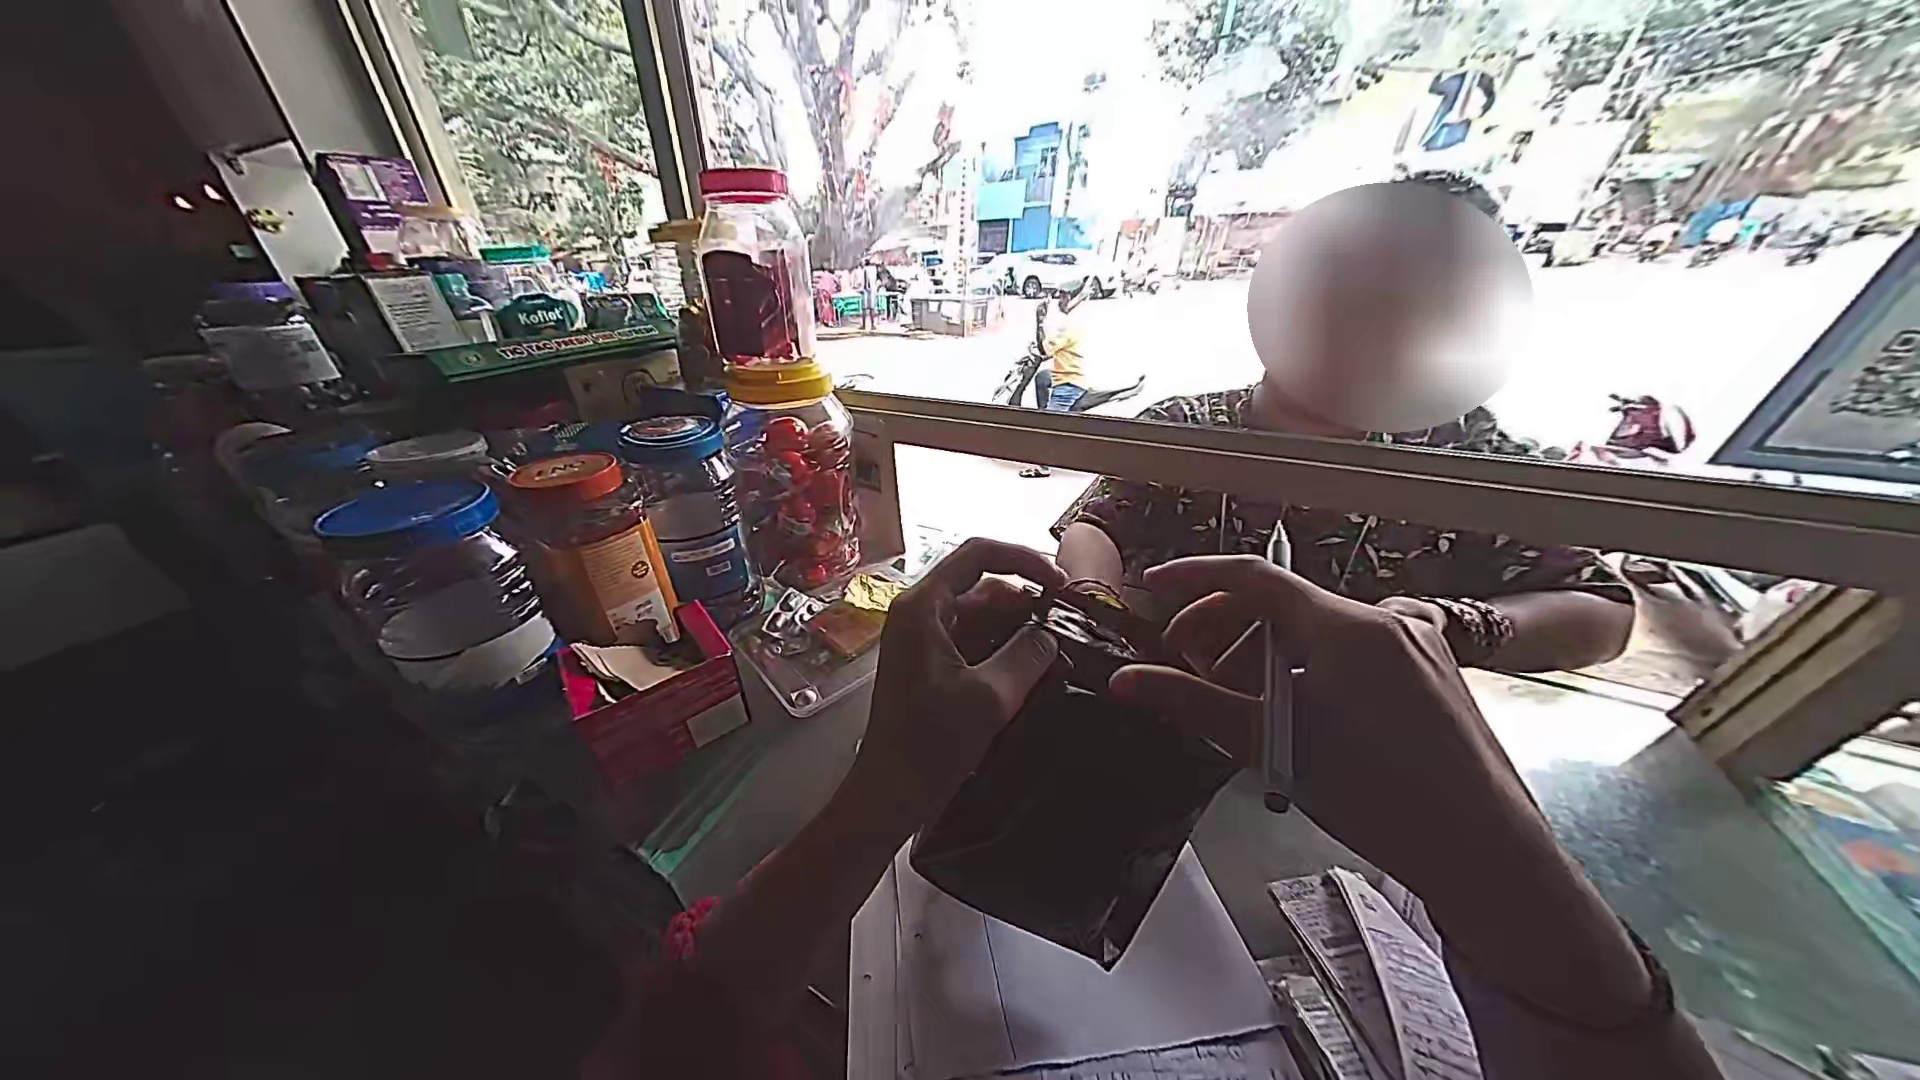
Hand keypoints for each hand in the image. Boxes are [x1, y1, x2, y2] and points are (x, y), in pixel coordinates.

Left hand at [850, 539, 1065, 827]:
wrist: (889, 793)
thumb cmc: (928, 745)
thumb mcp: (989, 698)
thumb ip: (1026, 655)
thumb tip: (1050, 632)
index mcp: (923, 607)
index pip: (978, 554)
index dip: (1024, 559)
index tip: (1060, 582)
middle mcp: (920, 611)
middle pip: (981, 584)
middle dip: (1025, 600)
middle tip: (1065, 622)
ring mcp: (924, 635)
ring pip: (981, 612)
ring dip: (1017, 625)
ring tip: (1055, 647)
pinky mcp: (931, 659)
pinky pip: (973, 637)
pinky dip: (1003, 644)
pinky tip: (1033, 664)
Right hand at [1105, 555, 1547, 909]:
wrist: (1490, 860)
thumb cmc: (1381, 798)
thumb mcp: (1273, 744)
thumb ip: (1192, 703)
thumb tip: (1123, 681)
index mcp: (1348, 627)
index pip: (1254, 576)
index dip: (1195, 575)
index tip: (1153, 585)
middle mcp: (1383, 619)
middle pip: (1277, 603)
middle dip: (1221, 629)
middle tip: (1188, 668)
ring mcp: (1411, 640)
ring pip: (1307, 626)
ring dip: (1258, 652)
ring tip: (1237, 700)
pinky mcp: (1423, 666)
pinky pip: (1341, 645)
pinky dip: (1299, 663)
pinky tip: (1286, 704)